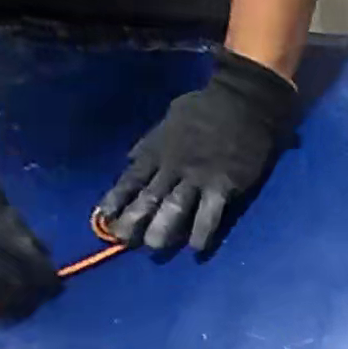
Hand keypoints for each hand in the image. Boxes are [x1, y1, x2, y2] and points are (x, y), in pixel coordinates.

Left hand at [97, 48, 298, 252]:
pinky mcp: (223, 185)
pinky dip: (201, 233)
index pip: (132, 180)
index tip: (104, 219)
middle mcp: (174, 166)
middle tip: (124, 241)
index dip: (116, 200)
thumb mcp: (169, 120)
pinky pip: (209, 215)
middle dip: (134, 220)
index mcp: (159, 151)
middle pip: (149, 198)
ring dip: (162, 230)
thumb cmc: (205, 110)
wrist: (243, 99)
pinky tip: (196, 249)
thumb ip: (150, 145)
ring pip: (175, 208)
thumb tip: (130, 162)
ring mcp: (199, 177)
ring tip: (153, 247)